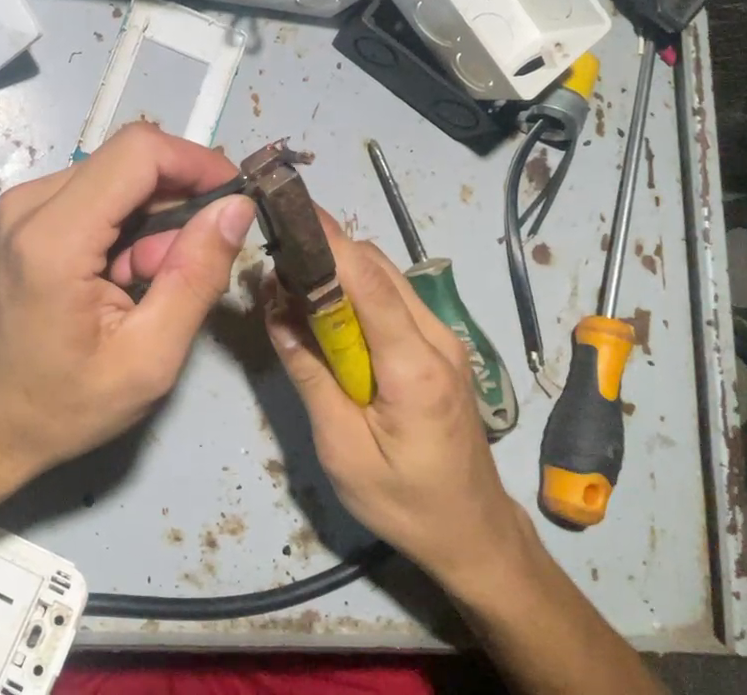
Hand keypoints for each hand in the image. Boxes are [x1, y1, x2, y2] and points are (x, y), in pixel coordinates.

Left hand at [0, 123, 256, 494]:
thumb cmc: (65, 403)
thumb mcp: (149, 357)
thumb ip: (196, 276)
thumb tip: (238, 208)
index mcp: (54, 238)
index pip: (138, 152)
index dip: (196, 163)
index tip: (236, 201)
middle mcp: (30, 204)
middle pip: (129, 160)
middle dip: (178, 201)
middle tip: (194, 265)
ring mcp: (22, 206)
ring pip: (117, 175)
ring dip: (154, 219)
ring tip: (153, 283)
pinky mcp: (26, 215)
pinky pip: (96, 193)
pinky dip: (127, 226)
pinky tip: (126, 277)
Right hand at [263, 217, 531, 592]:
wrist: (473, 534)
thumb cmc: (406, 502)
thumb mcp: (344, 449)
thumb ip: (311, 376)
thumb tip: (277, 313)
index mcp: (415, 367)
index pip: (369, 282)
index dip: (328, 241)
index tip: (287, 211)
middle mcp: (437, 339)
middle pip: (378, 268)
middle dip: (325, 249)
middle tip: (272, 253)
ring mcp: (444, 341)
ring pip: (387, 278)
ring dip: (339, 269)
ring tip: (289, 279)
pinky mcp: (440, 349)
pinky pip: (393, 301)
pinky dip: (356, 291)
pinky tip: (323, 309)